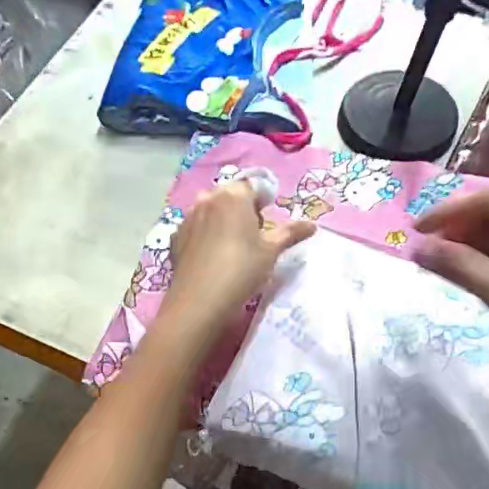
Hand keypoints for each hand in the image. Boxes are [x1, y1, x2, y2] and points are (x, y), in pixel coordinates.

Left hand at [158, 180, 315, 334]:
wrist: (200, 301)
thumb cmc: (242, 270)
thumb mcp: (271, 251)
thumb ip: (291, 233)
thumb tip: (313, 225)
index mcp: (233, 195)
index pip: (255, 187)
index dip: (264, 204)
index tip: (268, 226)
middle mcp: (207, 198)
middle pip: (230, 197)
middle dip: (242, 210)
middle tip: (252, 239)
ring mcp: (187, 217)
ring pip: (210, 211)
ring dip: (222, 222)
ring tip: (230, 249)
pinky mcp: (175, 238)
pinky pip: (195, 229)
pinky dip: (204, 236)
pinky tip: (211, 258)